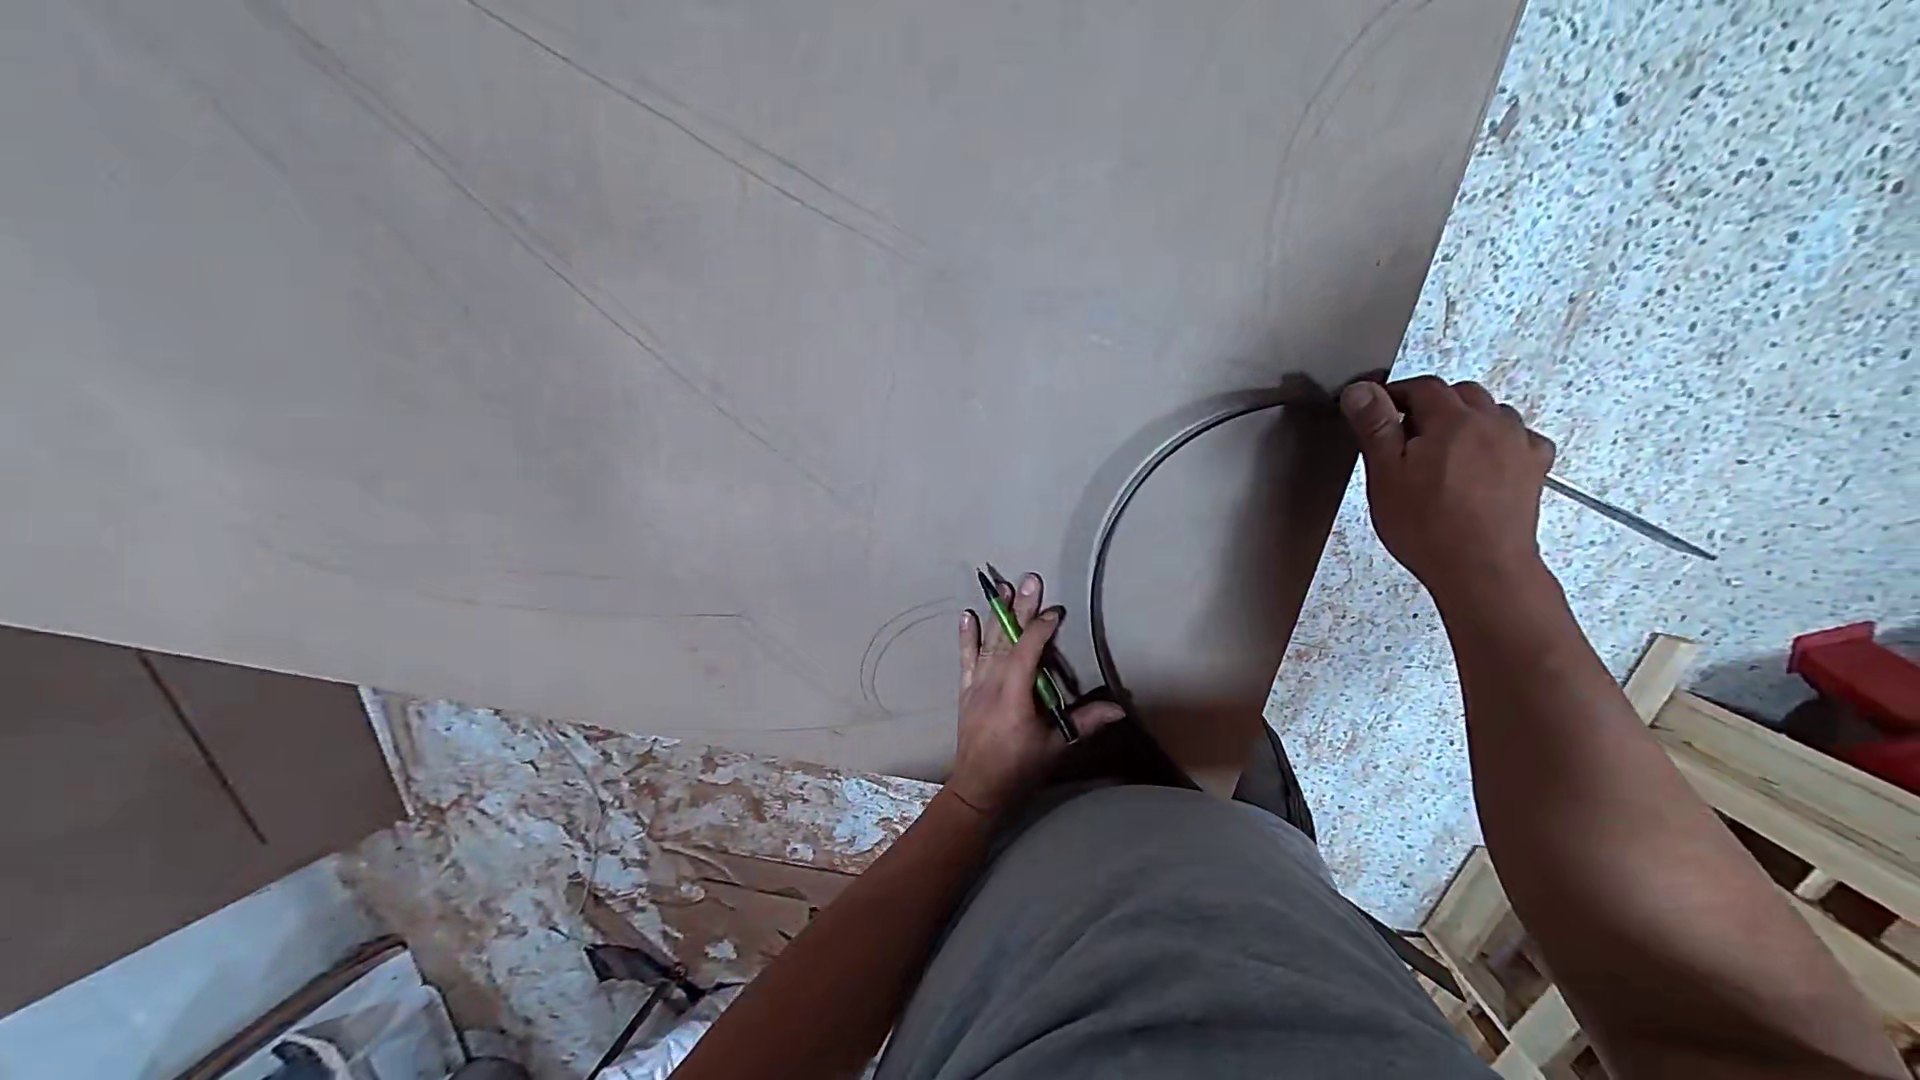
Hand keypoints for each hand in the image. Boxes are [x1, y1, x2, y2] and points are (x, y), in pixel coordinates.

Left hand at [948, 572, 1124, 816]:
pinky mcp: (966, 691)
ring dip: (996, 615)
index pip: (1028, 651)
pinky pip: (966, 659)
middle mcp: (992, 685)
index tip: (1055, 611)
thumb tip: (1117, 708)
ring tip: (1003, 589)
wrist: (979, 788)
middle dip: (1020, 609)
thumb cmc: (1020, 768)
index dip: (1041, 629)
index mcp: (1014, 696)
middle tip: (1030, 580)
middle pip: (1008, 640)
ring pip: (987, 644)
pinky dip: (965, 637)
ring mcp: (976, 686)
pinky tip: (966, 616)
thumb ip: (1083, 723)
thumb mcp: (1055, 746)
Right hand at [1340, 377, 1556, 608]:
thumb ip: (1375, 426)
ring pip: (1489, 413)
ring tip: (1437, 454)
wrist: (1480, 567)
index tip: (1375, 412)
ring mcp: (1518, 445)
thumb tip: (1361, 390)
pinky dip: (1495, 442)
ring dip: (1463, 421)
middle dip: (1429, 406)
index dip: (1394, 395)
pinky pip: (1516, 438)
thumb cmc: (1428, 525)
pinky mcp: (1533, 469)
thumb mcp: (1384, 473)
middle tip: (1401, 437)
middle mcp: (1493, 424)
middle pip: (1460, 394)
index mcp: (1453, 420)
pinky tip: (1476, 464)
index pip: (1422, 387)